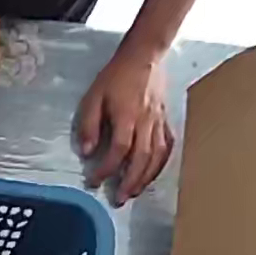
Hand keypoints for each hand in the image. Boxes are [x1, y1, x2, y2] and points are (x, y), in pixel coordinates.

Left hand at [75, 43, 173, 204]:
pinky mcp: (165, 119)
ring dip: (145, 178)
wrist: (144, 55)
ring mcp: (159, 121)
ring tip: (134, 193)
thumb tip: (88, 152)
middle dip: (129, 181)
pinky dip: (160, 164)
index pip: (119, 150)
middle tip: (119, 199)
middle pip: (141, 158)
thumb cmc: (115, 77)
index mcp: (127, 116)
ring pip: (157, 156)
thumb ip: (89, 126)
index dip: (106, 169)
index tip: (93, 181)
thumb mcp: (93, 98)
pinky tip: (151, 175)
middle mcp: (146, 122)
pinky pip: (167, 146)